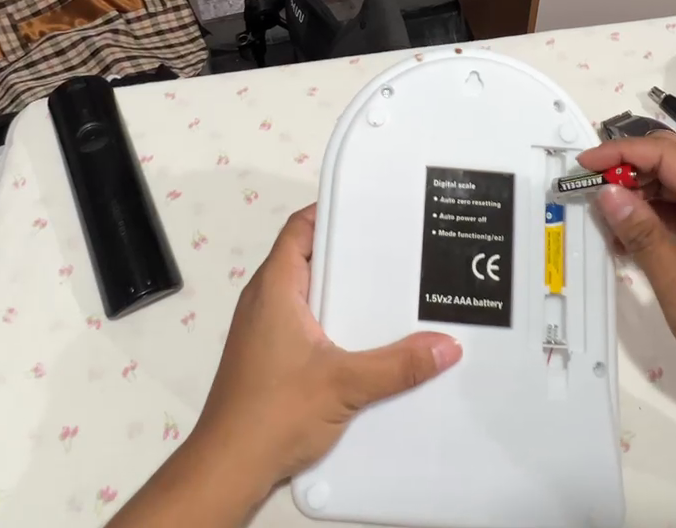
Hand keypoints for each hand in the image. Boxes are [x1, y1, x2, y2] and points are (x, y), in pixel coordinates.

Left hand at [191, 205, 462, 493]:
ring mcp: (265, 327)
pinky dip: (333, 316)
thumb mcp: (344, 384)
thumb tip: (447, 346)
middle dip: (348, 251)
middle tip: (394, 247)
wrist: (229, 467)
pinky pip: (305, 318)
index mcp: (275, 286)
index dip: (331, 212)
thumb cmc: (274, 412)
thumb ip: (397, 365)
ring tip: (388, 286)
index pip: (299, 227)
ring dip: (342, 287)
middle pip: (307, 256)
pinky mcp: (270, 354)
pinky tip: (365, 334)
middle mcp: (265, 298)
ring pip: (308, 290)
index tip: (371, 208)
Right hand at [581, 134, 675, 410]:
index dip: (619, 152)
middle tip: (587, 188)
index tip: (582, 167)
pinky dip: (656, 211)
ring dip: (639, 189)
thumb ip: (645, 239)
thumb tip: (607, 193)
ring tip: (605, 218)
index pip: (665, 153)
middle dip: (626, 165)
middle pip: (672, 157)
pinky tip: (631, 237)